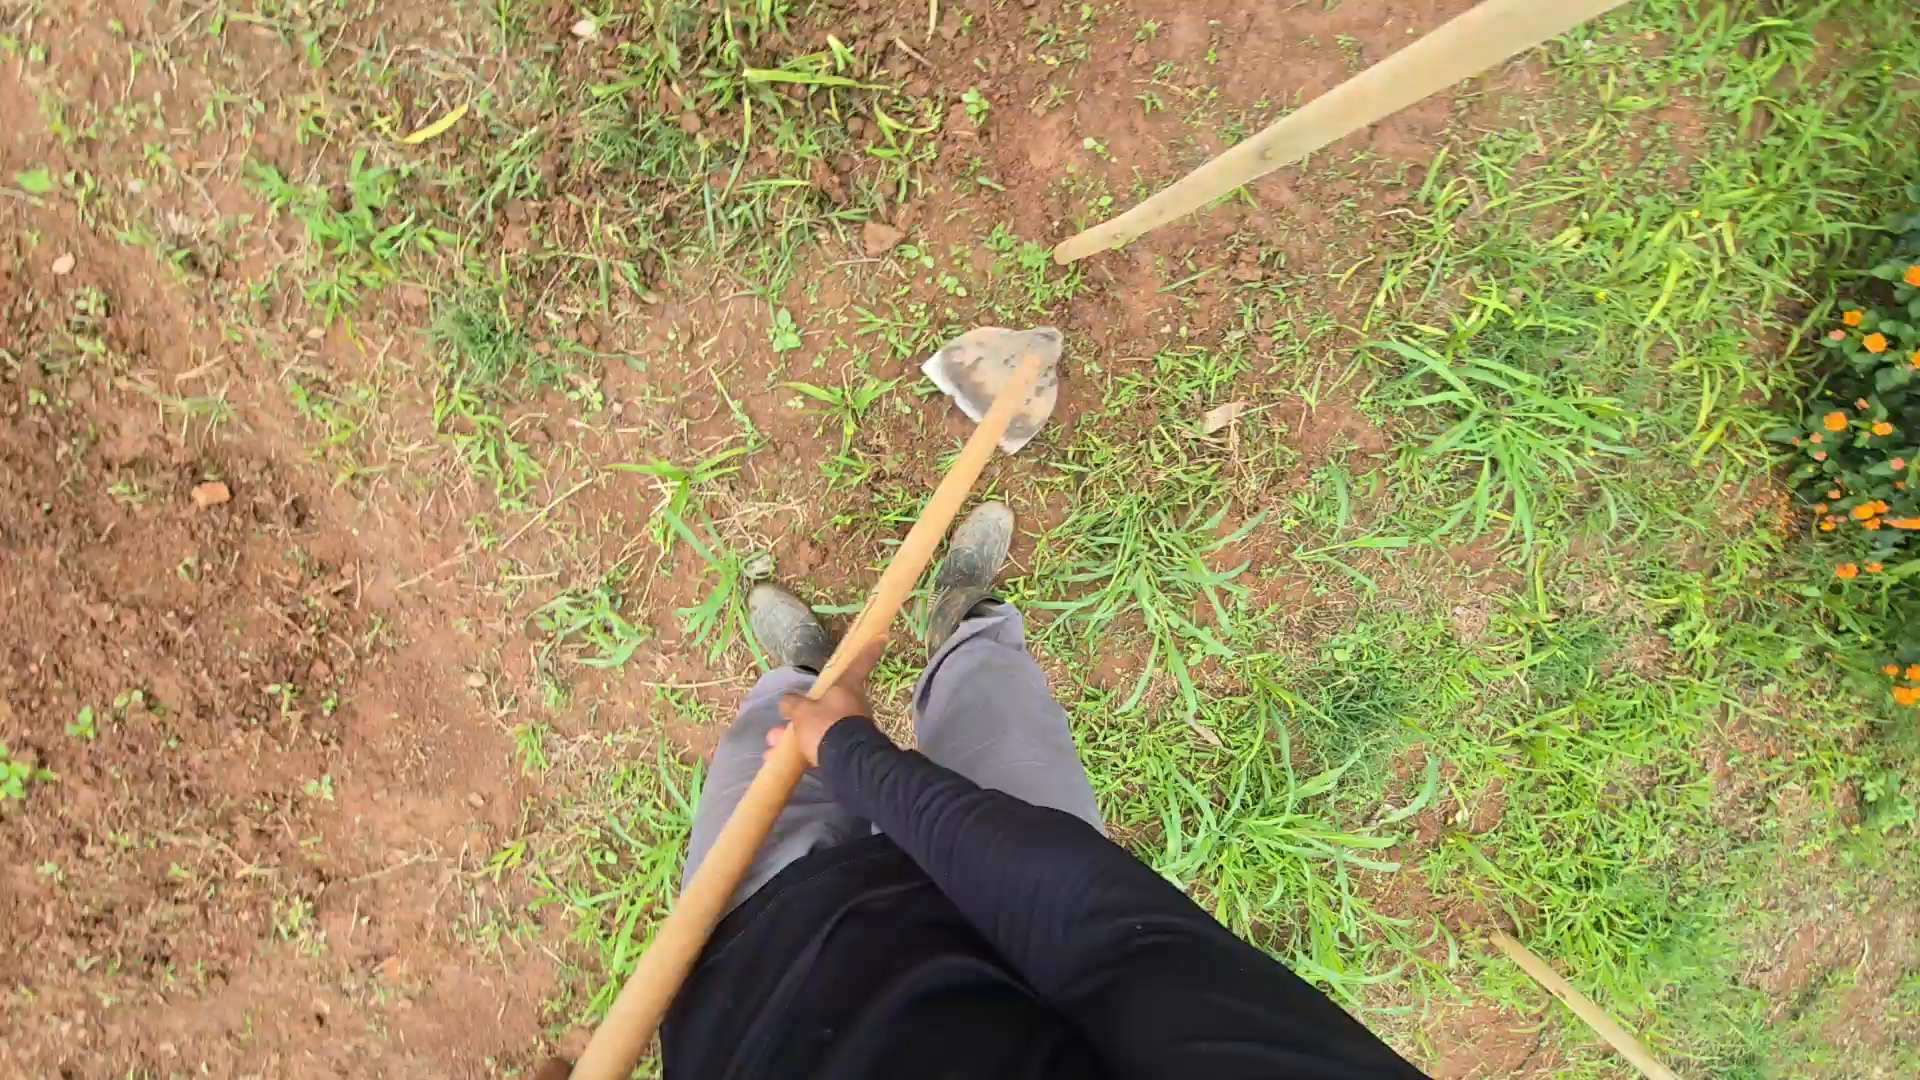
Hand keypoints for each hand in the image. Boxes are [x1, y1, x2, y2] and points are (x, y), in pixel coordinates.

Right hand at [768, 637, 886, 766]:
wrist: (847, 763)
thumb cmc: (826, 727)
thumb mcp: (802, 713)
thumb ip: (793, 705)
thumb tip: (787, 701)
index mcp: (846, 688)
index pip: (859, 663)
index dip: (868, 650)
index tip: (882, 637)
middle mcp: (852, 704)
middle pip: (827, 702)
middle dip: (803, 712)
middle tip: (785, 718)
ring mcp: (851, 727)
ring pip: (820, 726)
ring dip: (796, 734)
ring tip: (772, 745)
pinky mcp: (846, 749)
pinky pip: (819, 744)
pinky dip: (800, 750)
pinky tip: (777, 760)